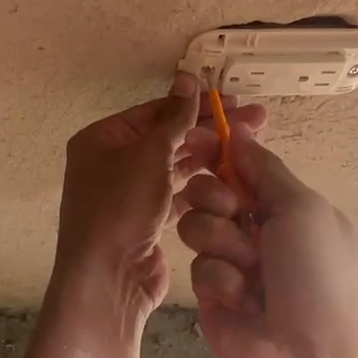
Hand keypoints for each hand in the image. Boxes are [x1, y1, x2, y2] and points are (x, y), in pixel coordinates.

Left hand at [54, 74, 265, 315]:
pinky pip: (175, 196)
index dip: (197, 106)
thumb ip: (174, 118)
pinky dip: (198, 188)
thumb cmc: (121, 208)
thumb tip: (187, 78)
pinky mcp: (144, 222)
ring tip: (246, 152)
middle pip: (167, 138)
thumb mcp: (149, 154)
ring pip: (173, 168)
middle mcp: (110, 164)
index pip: (156, 112)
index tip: (236, 103)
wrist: (107, 279)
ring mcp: (128, 195)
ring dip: (207, 159)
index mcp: (101, 139)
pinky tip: (227, 181)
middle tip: (256, 124)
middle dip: (209, 131)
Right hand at [174, 131, 357, 357]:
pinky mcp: (211, 292)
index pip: (246, 168)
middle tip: (234, 214)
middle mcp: (262, 231)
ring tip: (247, 269)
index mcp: (293, 208)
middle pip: (212, 190)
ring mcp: (234, 262)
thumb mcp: (303, 210)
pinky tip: (240, 301)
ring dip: (221, 241)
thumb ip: (265, 169)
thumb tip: (240, 132)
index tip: (195, 141)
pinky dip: (219, 279)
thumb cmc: (316, 278)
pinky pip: (197, 266)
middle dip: (216, 197)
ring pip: (198, 225)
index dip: (220, 153)